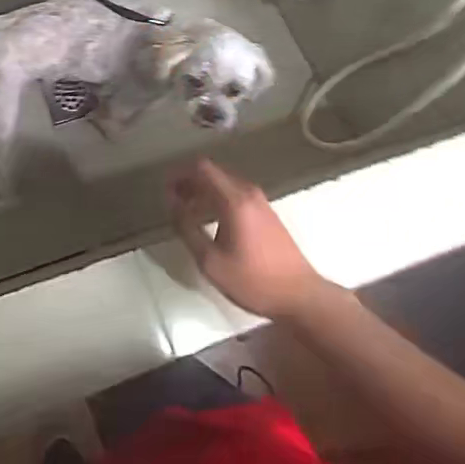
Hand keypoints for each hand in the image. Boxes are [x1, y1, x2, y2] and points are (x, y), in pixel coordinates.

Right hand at [167, 157, 335, 319]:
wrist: (299, 295)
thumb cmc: (253, 280)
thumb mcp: (211, 261)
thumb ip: (187, 228)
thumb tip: (172, 203)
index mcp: (234, 199)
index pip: (202, 168)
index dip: (180, 174)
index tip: (165, 189)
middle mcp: (248, 192)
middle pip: (213, 173)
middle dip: (189, 182)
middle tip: (172, 201)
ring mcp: (260, 201)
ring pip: (224, 183)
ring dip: (203, 191)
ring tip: (186, 212)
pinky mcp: (266, 212)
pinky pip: (235, 194)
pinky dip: (217, 199)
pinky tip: (209, 221)